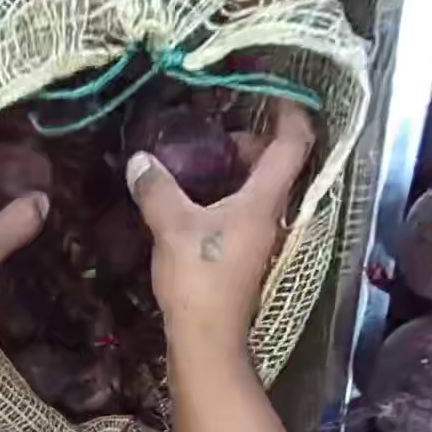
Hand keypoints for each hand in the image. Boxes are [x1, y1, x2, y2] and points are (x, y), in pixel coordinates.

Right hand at [129, 104, 315, 356]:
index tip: (272, 94)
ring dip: (233, 174)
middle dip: (249, 144)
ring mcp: (258, 240)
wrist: (205, 337)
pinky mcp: (241, 259)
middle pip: (274, 167)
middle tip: (214, 137)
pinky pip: (240, 215)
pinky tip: (190, 207)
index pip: (292, 144)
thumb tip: (139, 161)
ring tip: (196, 167)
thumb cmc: (199, 279)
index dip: (288, 113)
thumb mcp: (172, 227)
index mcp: (263, 200)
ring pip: (255, 193)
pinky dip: (222, 200)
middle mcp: (270, 216)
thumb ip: (156, 190)